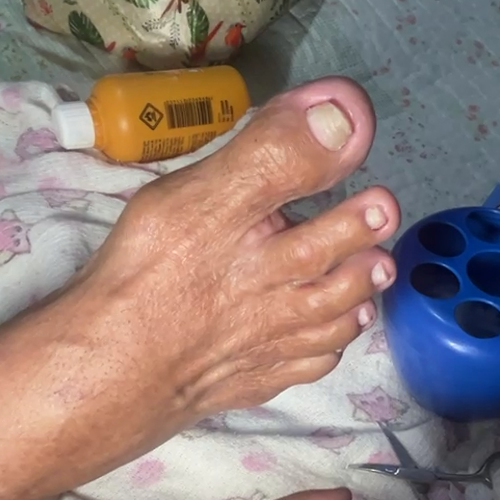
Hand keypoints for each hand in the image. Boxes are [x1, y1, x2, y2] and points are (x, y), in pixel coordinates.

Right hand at [44, 78, 397, 431]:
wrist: (113, 370)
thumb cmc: (150, 273)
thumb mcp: (206, 194)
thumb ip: (276, 155)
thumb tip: (346, 115)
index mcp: (270, 255)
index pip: (327, 232)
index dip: (360, 216)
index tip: (384, 203)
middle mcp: (277, 305)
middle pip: (331, 286)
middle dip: (365, 267)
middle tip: (385, 254)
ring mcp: (265, 350)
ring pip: (323, 331)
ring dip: (353, 311)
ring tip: (371, 294)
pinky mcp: (247, 384)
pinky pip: (297, 373)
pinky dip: (320, 358)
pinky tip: (325, 349)